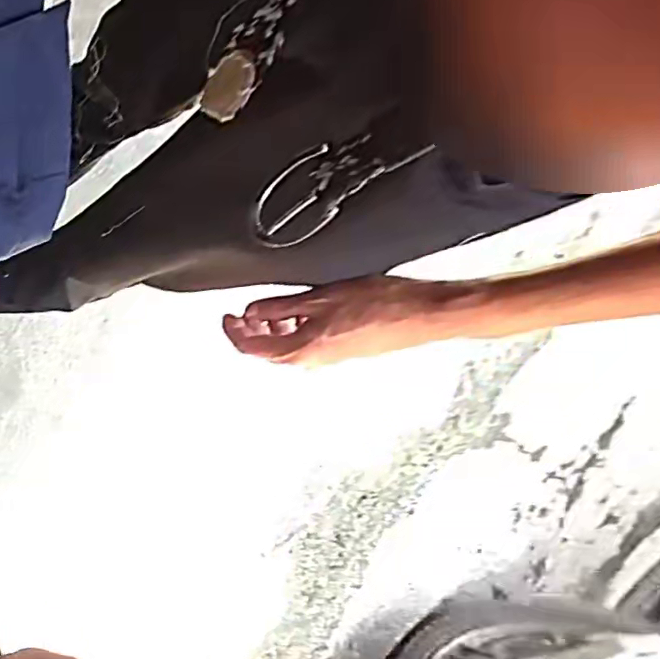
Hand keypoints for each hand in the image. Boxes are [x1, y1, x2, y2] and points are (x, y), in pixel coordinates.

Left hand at [222, 275, 471, 365]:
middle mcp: (308, 361)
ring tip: (274, 309)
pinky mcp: (342, 352)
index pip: (248, 346)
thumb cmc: (385, 303)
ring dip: (273, 328)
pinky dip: (294, 330)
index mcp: (297, 351)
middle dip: (251, 329)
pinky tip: (303, 314)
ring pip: (285, 346)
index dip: (232, 330)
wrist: (433, 313)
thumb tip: (252, 310)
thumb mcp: (320, 297)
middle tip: (246, 312)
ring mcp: (326, 359)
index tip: (227, 317)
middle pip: (264, 349)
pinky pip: (306, 344)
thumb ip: (279, 306)